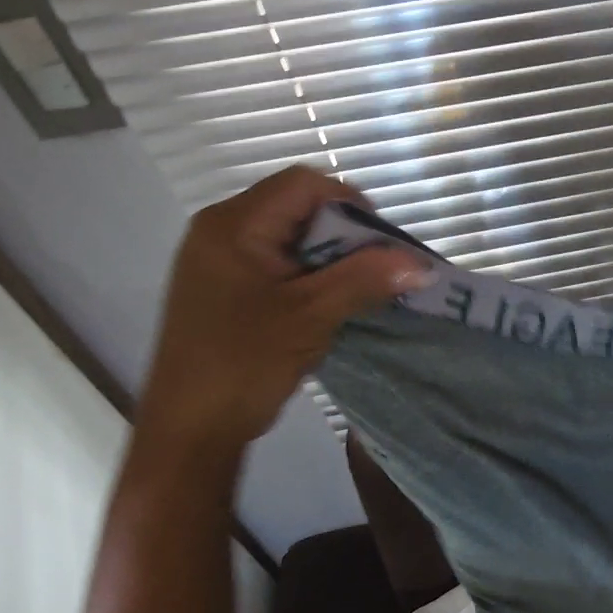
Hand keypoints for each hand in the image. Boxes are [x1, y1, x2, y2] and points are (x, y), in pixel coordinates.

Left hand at [136, 166, 432, 452]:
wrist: (191, 427)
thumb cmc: (245, 362)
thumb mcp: (312, 316)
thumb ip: (366, 280)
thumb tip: (421, 263)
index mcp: (233, 225)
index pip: (303, 185)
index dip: (352, 204)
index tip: (385, 246)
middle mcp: (220, 232)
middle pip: (296, 208)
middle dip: (345, 235)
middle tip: (379, 273)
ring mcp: (219, 261)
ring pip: (290, 239)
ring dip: (331, 260)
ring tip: (359, 294)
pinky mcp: (225, 289)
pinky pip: (277, 265)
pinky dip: (311, 278)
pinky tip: (329, 309)